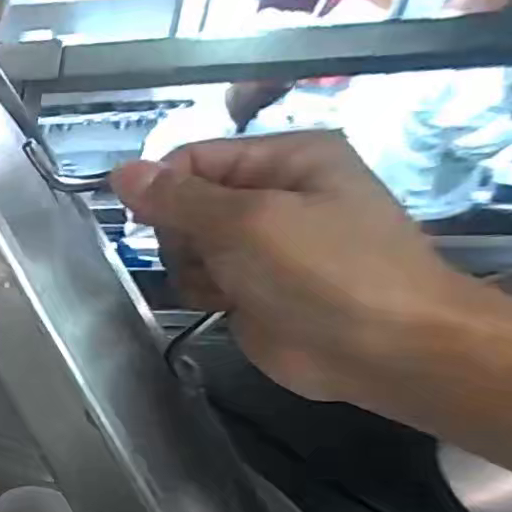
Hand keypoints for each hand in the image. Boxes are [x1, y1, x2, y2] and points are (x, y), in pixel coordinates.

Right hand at [112, 130, 489, 402]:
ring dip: (192, 265)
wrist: (390, 354)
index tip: (146, 220)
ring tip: (226, 284)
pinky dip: (203, 290)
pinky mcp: (251, 284)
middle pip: (184, 201)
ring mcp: (260, 243)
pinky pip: (199, 276)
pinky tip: (227, 303)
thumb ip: (178, 198)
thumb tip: (121, 172)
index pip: (192, 157)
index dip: (163, 186)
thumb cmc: (328, 272)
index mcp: (284, 158)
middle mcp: (270, 194)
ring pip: (185, 243)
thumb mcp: (249, 222)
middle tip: (209, 254)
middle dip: (182, 232)